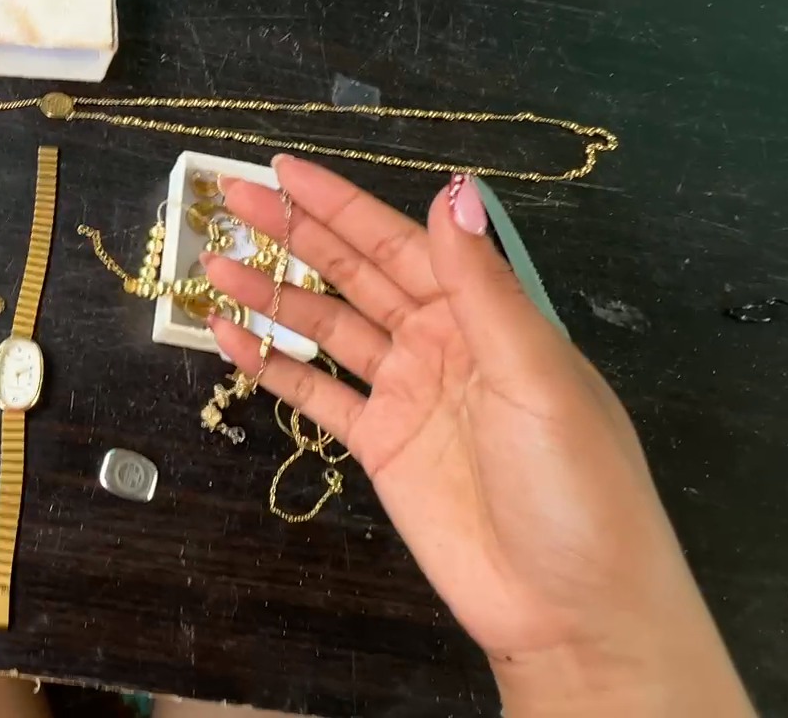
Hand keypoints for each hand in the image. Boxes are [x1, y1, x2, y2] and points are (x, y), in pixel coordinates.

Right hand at [204, 157, 751, 716]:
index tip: (284, 171)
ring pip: (322, 327)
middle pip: (348, 273)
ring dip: (269, 295)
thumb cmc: (572, 487)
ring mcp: (399, 391)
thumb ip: (481, 286)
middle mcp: (433, 341)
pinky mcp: (374, 440)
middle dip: (292, 234)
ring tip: (214, 267)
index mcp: (477, 316)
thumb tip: (451, 191)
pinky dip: (270, 364)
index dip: (337, 204)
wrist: (572, 615)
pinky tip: (230, 339)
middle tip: (233, 200)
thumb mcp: (535, 377)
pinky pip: (313, 390)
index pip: (395, 242)